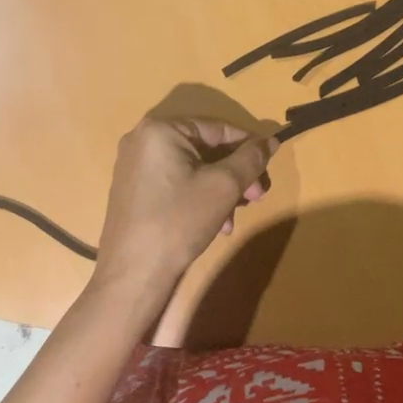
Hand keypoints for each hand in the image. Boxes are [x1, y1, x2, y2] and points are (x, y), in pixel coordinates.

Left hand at [93, 116, 276, 292]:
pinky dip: (199, 197)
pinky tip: (215, 224)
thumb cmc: (179, 220)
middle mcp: (142, 141)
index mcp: (161, 130)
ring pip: (193, 169)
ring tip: (234, 218)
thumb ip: (250, 159)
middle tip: (256, 197)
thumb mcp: (224, 186)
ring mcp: (134, 167)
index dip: (248, 146)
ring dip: (220, 190)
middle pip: (205, 149)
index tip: (269, 167)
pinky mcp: (133, 191)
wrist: (133, 274)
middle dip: (235, 174)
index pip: (217, 128)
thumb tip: (270, 141)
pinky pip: (176, 183)